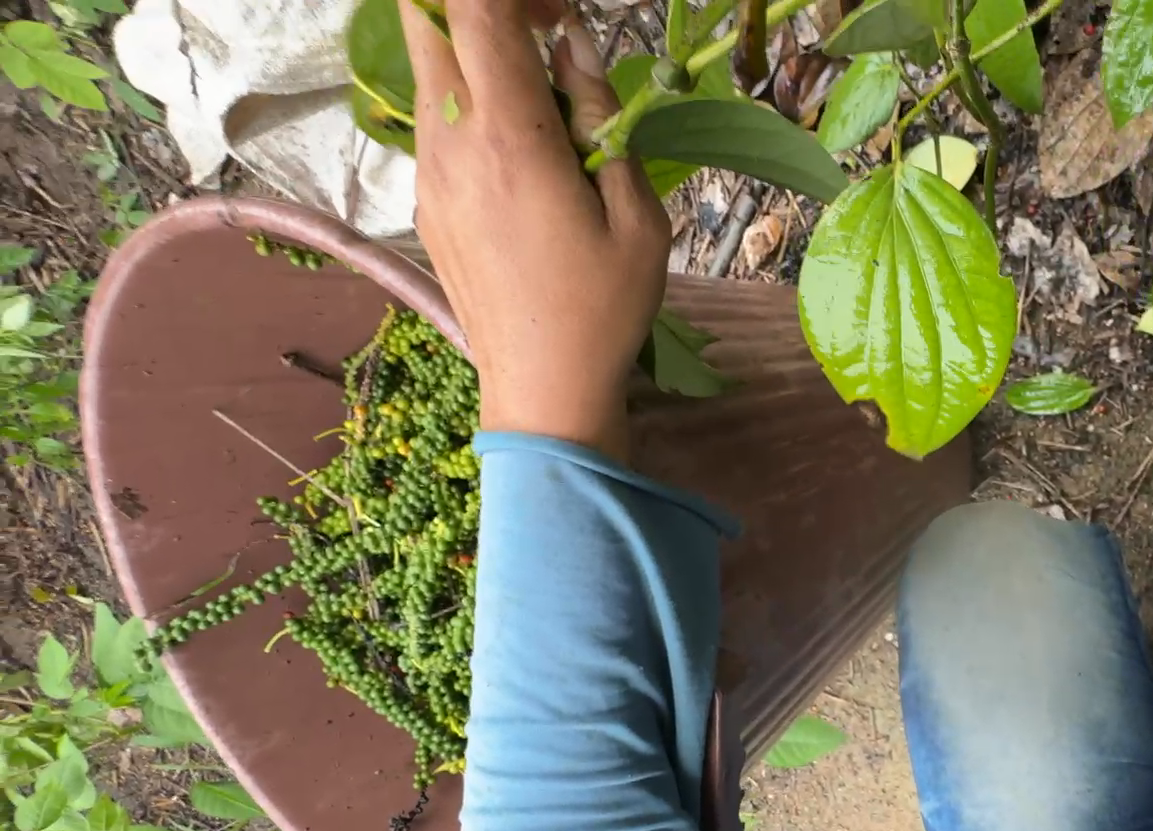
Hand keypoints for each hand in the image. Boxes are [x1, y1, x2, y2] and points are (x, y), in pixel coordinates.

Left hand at [399, 0, 669, 463]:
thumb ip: (606, 126)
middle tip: (546, 47)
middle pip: (425, 17)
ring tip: (547, 122)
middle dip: (482, 11)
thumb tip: (574, 50)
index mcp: (510, 140)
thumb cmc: (606, 310)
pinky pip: (436, 123)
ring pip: (429, 70)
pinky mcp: (426, 202)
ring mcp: (428, 172)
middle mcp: (451, 141)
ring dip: (480, 63)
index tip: (562, 15)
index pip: (474, 7)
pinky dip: (474, 112)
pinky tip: (526, 170)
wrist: (546, 385)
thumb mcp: (640, 223)